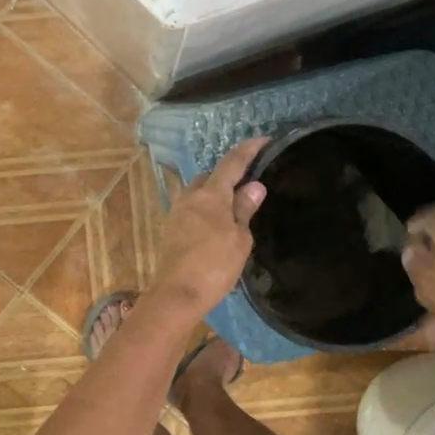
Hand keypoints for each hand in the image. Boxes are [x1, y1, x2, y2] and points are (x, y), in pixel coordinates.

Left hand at [150, 138, 269, 312]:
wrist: (176, 295)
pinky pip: (191, 209)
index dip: (249, 150)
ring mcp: (176, 213)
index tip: (264, 140)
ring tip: (233, 205)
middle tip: (248, 183)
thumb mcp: (239, 239)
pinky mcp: (170, 230)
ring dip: (214, 193)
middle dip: (228, 174)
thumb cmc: (214, 266)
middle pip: (210, 176)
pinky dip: (205, 209)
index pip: (232, 163)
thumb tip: (253, 186)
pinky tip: (215, 223)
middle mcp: (189, 197)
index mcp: (210, 194)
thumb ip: (244, 210)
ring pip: (197, 192)